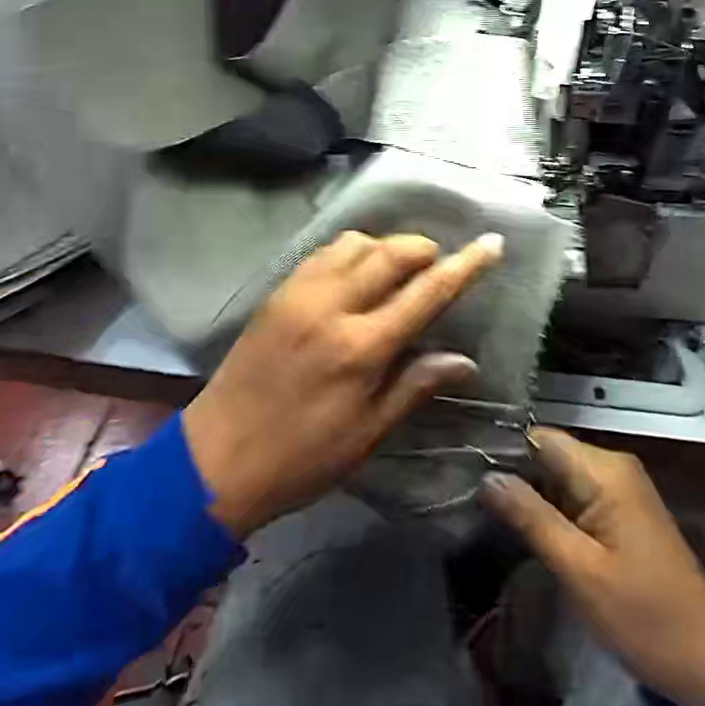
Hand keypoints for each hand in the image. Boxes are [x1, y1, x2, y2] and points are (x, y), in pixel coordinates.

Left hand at [181, 231, 501, 535]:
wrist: (212, 463)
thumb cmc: (302, 457)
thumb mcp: (368, 432)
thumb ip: (417, 386)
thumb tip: (465, 361)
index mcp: (362, 348)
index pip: (428, 291)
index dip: (466, 264)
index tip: (492, 242)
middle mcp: (332, 308)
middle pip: (392, 252)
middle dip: (425, 248)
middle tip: (439, 264)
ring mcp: (299, 295)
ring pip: (356, 243)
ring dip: (387, 246)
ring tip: (398, 270)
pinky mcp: (276, 295)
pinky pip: (323, 253)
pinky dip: (352, 251)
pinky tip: (357, 273)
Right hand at [480, 429, 704, 705]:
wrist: (703, 655)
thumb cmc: (641, 612)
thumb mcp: (579, 569)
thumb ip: (533, 518)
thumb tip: (488, 477)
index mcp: (607, 471)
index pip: (544, 438)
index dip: (505, 450)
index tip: (465, 468)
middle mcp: (615, 467)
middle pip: (552, 455)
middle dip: (515, 475)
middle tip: (468, 496)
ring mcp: (622, 489)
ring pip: (562, 477)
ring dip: (531, 494)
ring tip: (484, 511)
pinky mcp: (622, 511)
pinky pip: (578, 496)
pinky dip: (552, 510)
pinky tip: (524, 528)